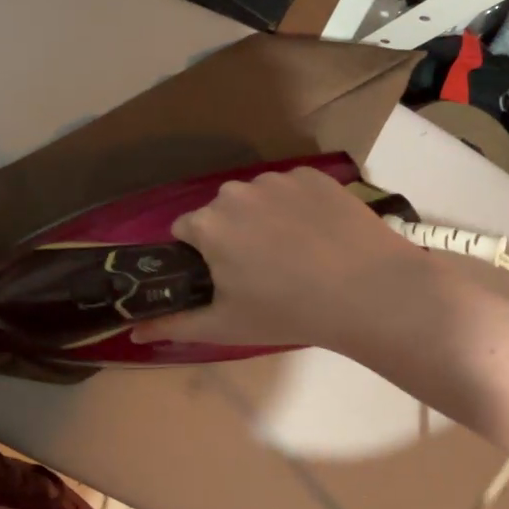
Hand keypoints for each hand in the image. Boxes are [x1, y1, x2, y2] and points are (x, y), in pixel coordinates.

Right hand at [132, 167, 444, 352]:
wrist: (376, 294)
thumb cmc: (290, 312)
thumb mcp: (226, 326)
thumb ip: (174, 325)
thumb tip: (132, 332)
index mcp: (206, 224)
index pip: (184, 232)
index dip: (201, 257)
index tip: (226, 279)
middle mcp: (233, 193)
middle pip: (219, 213)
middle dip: (231, 236)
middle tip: (264, 273)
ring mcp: (275, 180)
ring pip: (255, 199)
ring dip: (263, 220)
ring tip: (297, 255)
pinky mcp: (313, 175)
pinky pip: (291, 189)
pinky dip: (298, 207)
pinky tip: (320, 236)